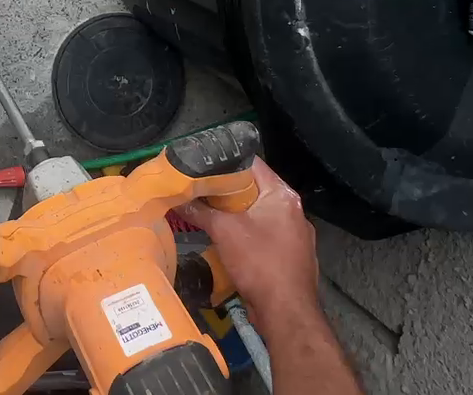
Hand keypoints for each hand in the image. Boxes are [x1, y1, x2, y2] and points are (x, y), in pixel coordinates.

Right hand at [176, 158, 319, 323]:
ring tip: (208, 210)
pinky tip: (227, 238)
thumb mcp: (222, 230)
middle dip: (227, 189)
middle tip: (199, 186)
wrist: (287, 314)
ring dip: (236, 213)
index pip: (251, 163)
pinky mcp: (292, 256)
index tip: (202, 162)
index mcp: (282, 195)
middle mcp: (294, 211)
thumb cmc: (259, 262)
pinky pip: (265, 233)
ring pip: (259, 213)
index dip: (225, 159)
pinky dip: (247, 232)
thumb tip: (176, 198)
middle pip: (254, 188)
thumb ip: (198, 210)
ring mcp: (296, 236)